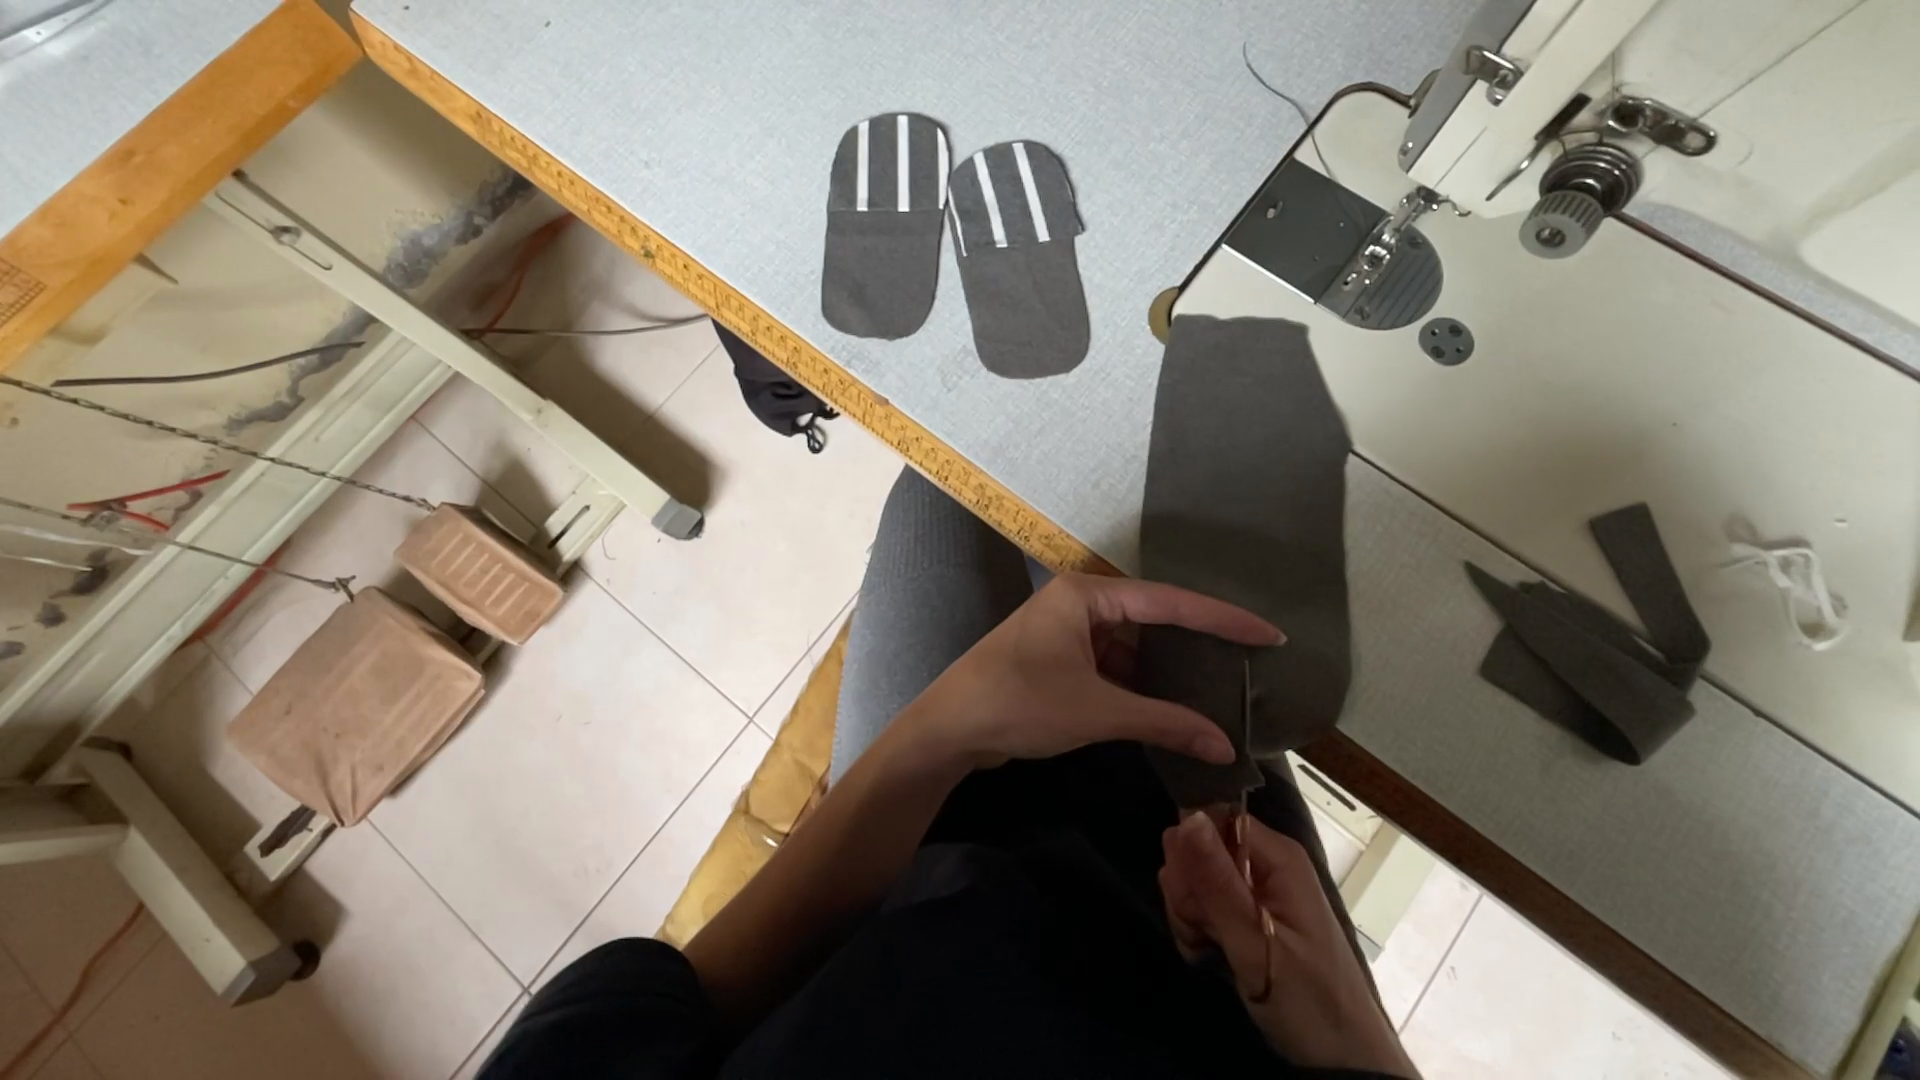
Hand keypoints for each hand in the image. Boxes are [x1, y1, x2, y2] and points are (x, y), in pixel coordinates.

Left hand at [896, 573, 1280, 770]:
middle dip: (1196, 647)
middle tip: (1248, 665)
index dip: (1223, 620)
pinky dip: (1141, 687)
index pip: (1170, 602)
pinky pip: (1114, 667)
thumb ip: (1163, 722)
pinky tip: (1172, 709)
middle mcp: (1079, 604)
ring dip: (1168, 673)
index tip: (1269, 634)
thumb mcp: (1097, 711)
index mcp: (1088, 596)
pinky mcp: (1059, 660)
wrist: (948, 729)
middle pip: (1153, 621)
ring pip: (1133, 648)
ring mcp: (1067, 632)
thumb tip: (1223, 745)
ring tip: (1219, 693)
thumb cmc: (1019, 704)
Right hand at [1160, 813, 1419, 1077]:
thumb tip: (1188, 815)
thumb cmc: (1310, 1003)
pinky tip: (1207, 955)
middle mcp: (1266, 863)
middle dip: (1187, 891)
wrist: (1346, 1062)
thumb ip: (1217, 882)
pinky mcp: (1249, 915)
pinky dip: (1196, 930)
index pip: (1209, 820)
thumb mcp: (1257, 946)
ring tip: (1208, 950)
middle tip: (1203, 933)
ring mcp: (1258, 890)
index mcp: (1276, 857)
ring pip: (1196, 879)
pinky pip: (1204, 904)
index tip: (1189, 898)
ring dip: (1189, 915)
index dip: (1189, 854)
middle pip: (1198, 849)